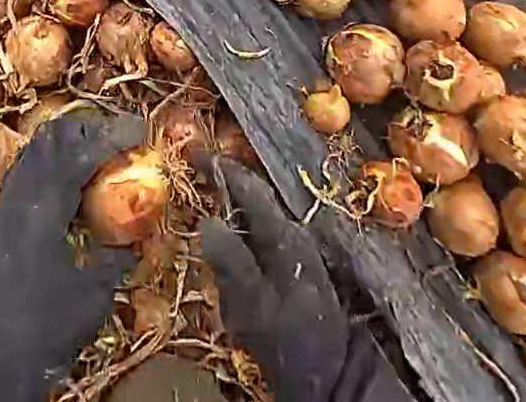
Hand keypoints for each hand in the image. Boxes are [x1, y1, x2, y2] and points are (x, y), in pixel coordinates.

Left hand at [0, 110, 143, 401]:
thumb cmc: (42, 332)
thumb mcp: (95, 294)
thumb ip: (120, 251)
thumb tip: (143, 226)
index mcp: (44, 209)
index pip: (83, 149)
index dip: (116, 134)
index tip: (141, 133)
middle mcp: (20, 198)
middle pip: (54, 136)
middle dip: (92, 129)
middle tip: (120, 141)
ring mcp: (5, 206)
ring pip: (37, 149)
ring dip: (71, 144)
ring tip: (99, 159)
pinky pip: (28, 170)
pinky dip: (54, 164)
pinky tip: (73, 188)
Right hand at [200, 160, 411, 401]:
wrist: (330, 371)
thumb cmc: (290, 338)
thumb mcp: (255, 306)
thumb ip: (232, 262)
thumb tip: (208, 220)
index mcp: (284, 235)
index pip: (250, 188)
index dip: (222, 168)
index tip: (194, 154)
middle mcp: (292, 231)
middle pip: (254, 194)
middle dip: (225, 178)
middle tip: (196, 169)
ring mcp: (294, 246)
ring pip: (257, 211)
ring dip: (232, 198)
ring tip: (206, 193)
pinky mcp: (291, 262)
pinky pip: (259, 231)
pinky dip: (239, 222)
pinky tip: (226, 232)